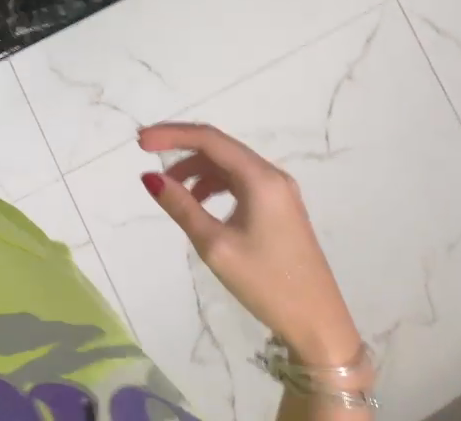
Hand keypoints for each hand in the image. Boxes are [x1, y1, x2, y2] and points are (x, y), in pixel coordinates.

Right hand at [139, 123, 362, 368]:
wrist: (321, 326)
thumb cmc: (268, 284)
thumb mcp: (216, 246)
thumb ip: (182, 206)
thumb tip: (149, 176)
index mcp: (260, 178)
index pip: (209, 139)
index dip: (171, 135)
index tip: (139, 142)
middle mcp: (272, 176)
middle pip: (219, 146)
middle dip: (181, 146)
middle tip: (146, 153)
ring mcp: (279, 192)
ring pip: (228, 164)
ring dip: (196, 169)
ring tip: (171, 190)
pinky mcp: (279, 208)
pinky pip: (239, 182)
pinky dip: (213, 184)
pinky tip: (199, 205)